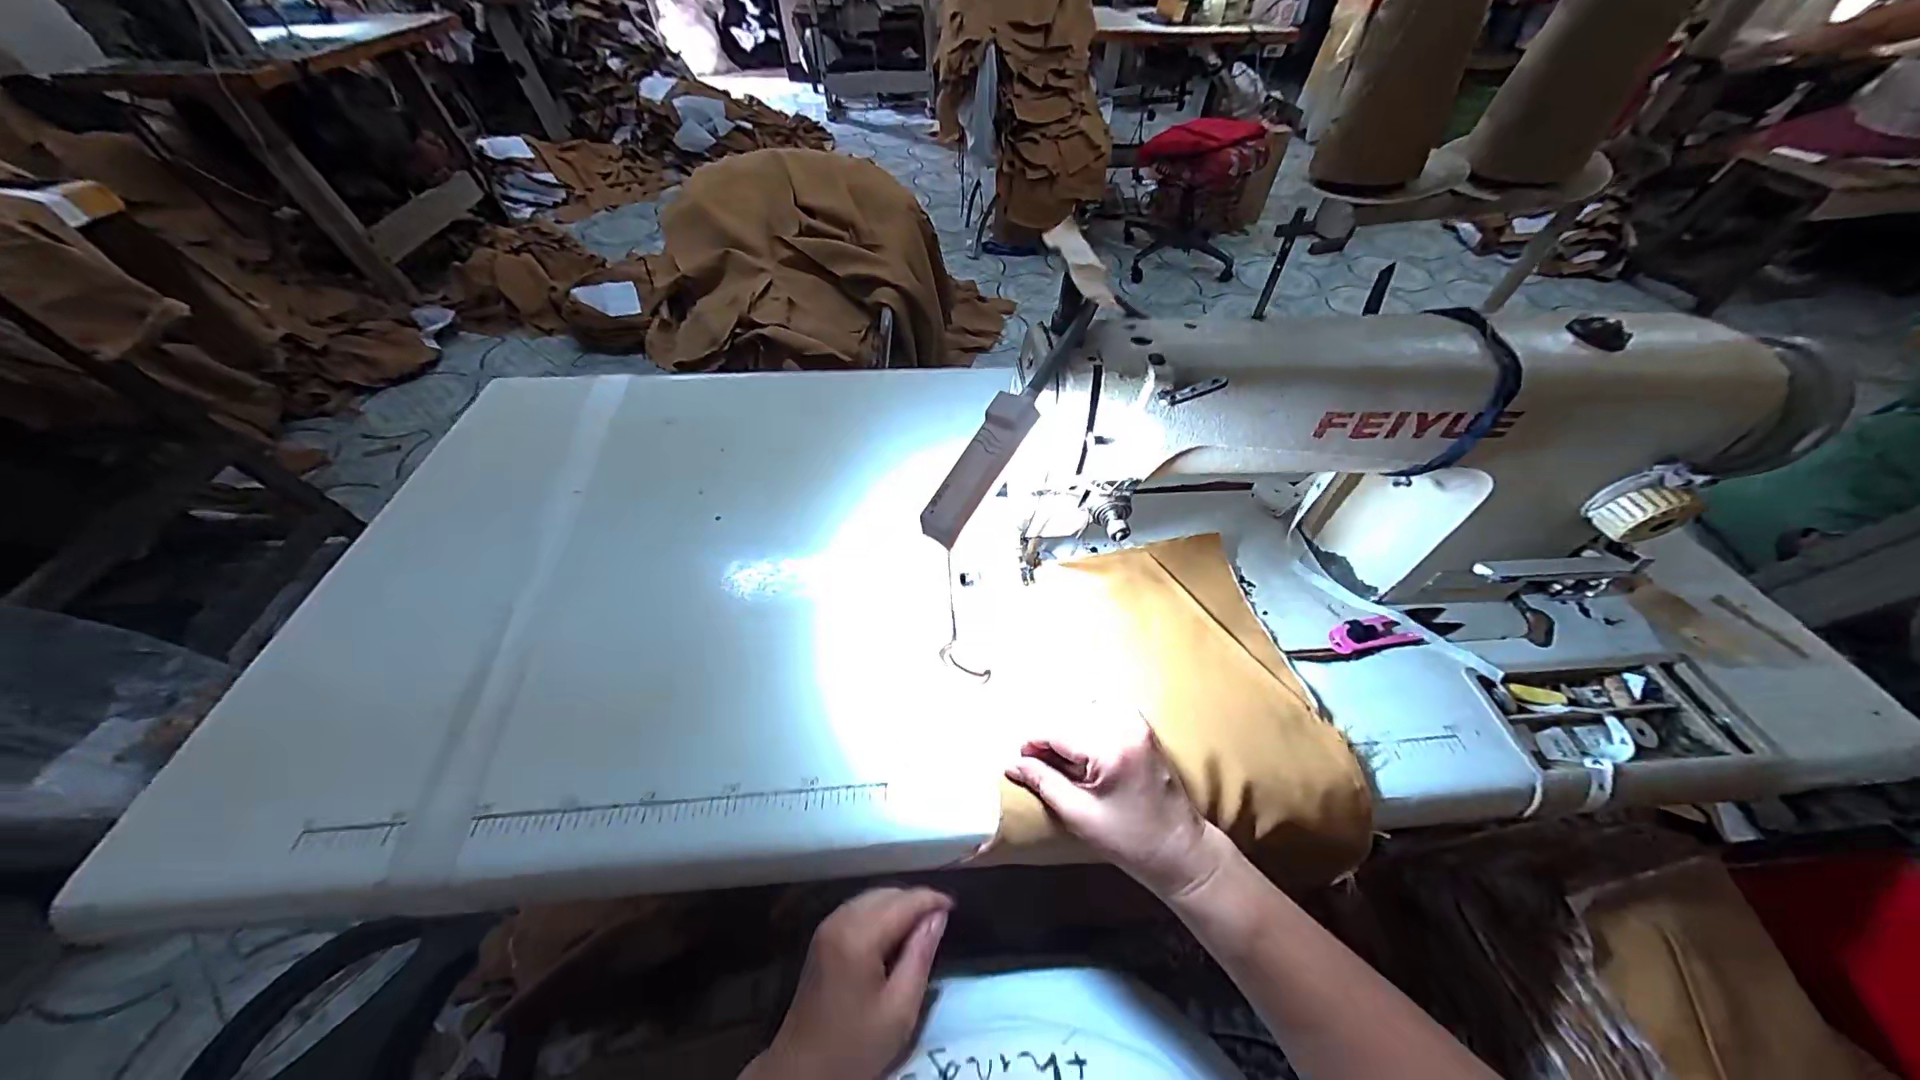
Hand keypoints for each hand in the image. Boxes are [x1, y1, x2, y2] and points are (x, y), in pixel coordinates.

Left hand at [746, 887, 949, 1079]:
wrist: (801, 1070)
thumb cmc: (855, 1046)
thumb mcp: (899, 1010)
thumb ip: (921, 955)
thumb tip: (938, 916)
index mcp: (858, 936)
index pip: (904, 902)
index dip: (933, 900)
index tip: (955, 908)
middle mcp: (840, 920)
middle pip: (888, 893)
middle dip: (916, 901)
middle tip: (940, 922)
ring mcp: (828, 925)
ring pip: (873, 897)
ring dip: (899, 905)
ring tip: (922, 928)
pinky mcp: (823, 934)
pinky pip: (860, 908)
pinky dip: (881, 912)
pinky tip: (894, 933)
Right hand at [1004, 714, 1229, 898]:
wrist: (1180, 849)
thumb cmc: (1129, 840)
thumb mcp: (1078, 815)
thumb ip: (1043, 782)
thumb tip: (1014, 763)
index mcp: (1110, 749)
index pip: (1057, 731)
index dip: (1032, 743)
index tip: (1020, 760)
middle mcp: (1126, 727)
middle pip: (1069, 716)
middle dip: (1050, 738)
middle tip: (1039, 764)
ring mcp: (1138, 724)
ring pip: (1085, 710)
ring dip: (1069, 729)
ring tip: (1063, 760)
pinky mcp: (1143, 728)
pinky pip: (1105, 711)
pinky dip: (1089, 724)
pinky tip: (1085, 749)